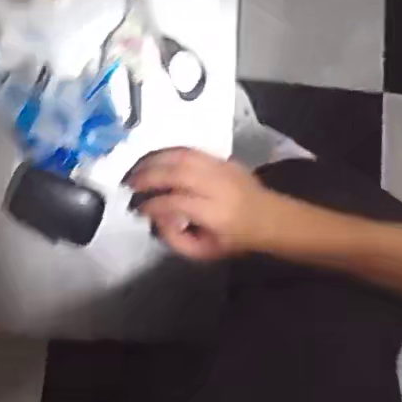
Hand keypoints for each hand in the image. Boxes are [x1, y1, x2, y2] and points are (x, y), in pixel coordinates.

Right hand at [121, 148, 300, 259]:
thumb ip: (176, 240)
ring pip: (182, 156)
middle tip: (130, 185)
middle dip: (149, 177)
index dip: (153, 205)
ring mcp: (221, 168)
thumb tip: (156, 219)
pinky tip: (154, 160)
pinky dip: (167, 153)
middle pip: (177, 173)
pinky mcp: (221, 158)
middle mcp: (218, 186)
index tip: (139, 209)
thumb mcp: (206, 251)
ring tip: (137, 170)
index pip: (177, 202)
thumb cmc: (236, 239)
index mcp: (217, 214)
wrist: (271, 217)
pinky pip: (189, 150)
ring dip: (154, 160)